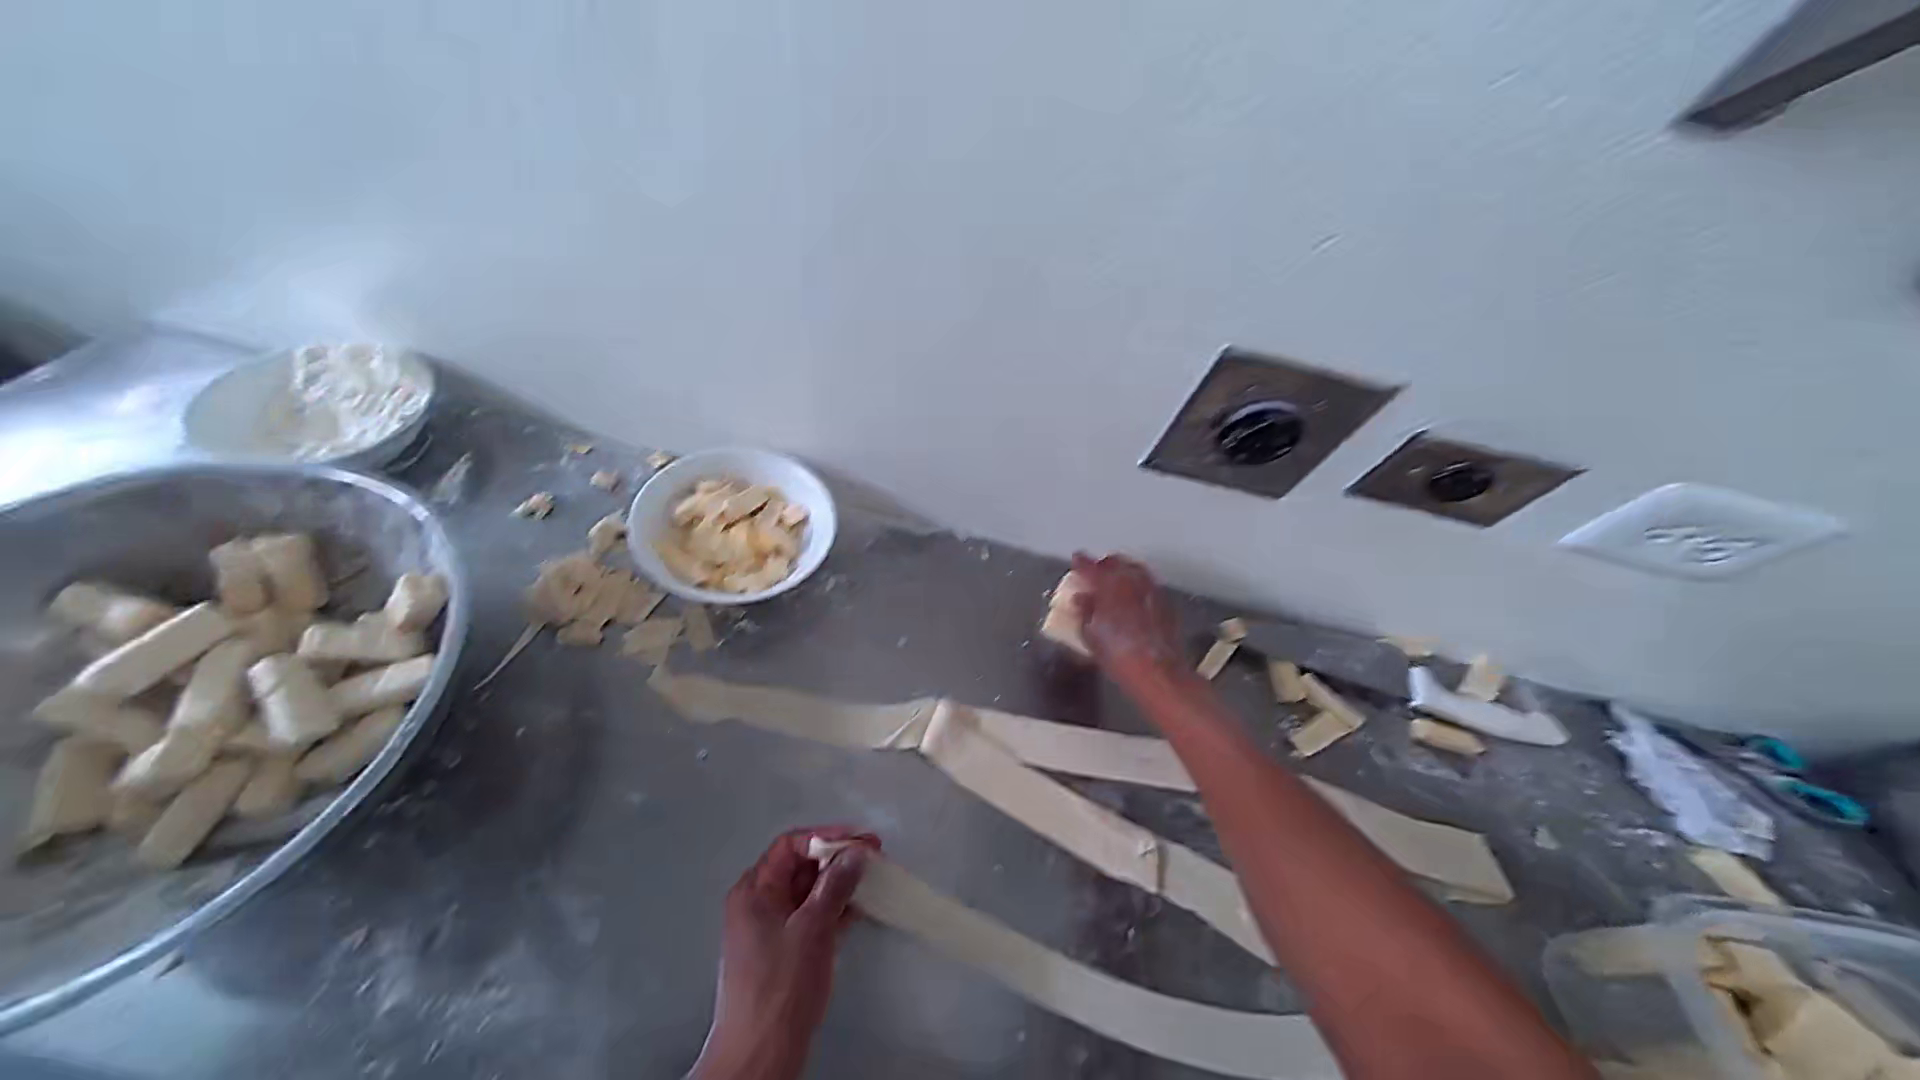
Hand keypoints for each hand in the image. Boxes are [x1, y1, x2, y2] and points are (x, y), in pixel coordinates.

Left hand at [689, 826, 879, 1079]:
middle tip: (874, 855)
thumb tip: (855, 853)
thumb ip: (835, 886)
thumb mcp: (811, 929)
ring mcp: (774, 928)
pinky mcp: (789, 950)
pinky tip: (862, 905)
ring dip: (842, 882)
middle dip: (838, 858)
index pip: (790, 846)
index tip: (860, 840)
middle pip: (801, 866)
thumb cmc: (780, 986)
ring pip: (811, 891)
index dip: (826, 838)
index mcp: (754, 891)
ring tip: (875, 876)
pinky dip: (838, 907)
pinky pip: (815, 915)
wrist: (760, 1056)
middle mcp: (760, 903)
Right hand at [1069, 552, 1184, 678]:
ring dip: (1123, 572)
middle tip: (1095, 572)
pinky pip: (1148, 584)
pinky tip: (1133, 598)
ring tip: (1115, 583)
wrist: (1157, 671)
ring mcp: (1152, 588)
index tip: (1076, 559)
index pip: (1089, 566)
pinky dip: (1137, 586)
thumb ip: (1084, 611)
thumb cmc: (1117, 654)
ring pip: (1135, 570)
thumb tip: (1081, 599)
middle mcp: (1131, 580)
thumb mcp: (1091, 635)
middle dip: (1104, 564)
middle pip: (1116, 562)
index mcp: (1108, 584)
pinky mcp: (1166, 601)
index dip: (1080, 561)